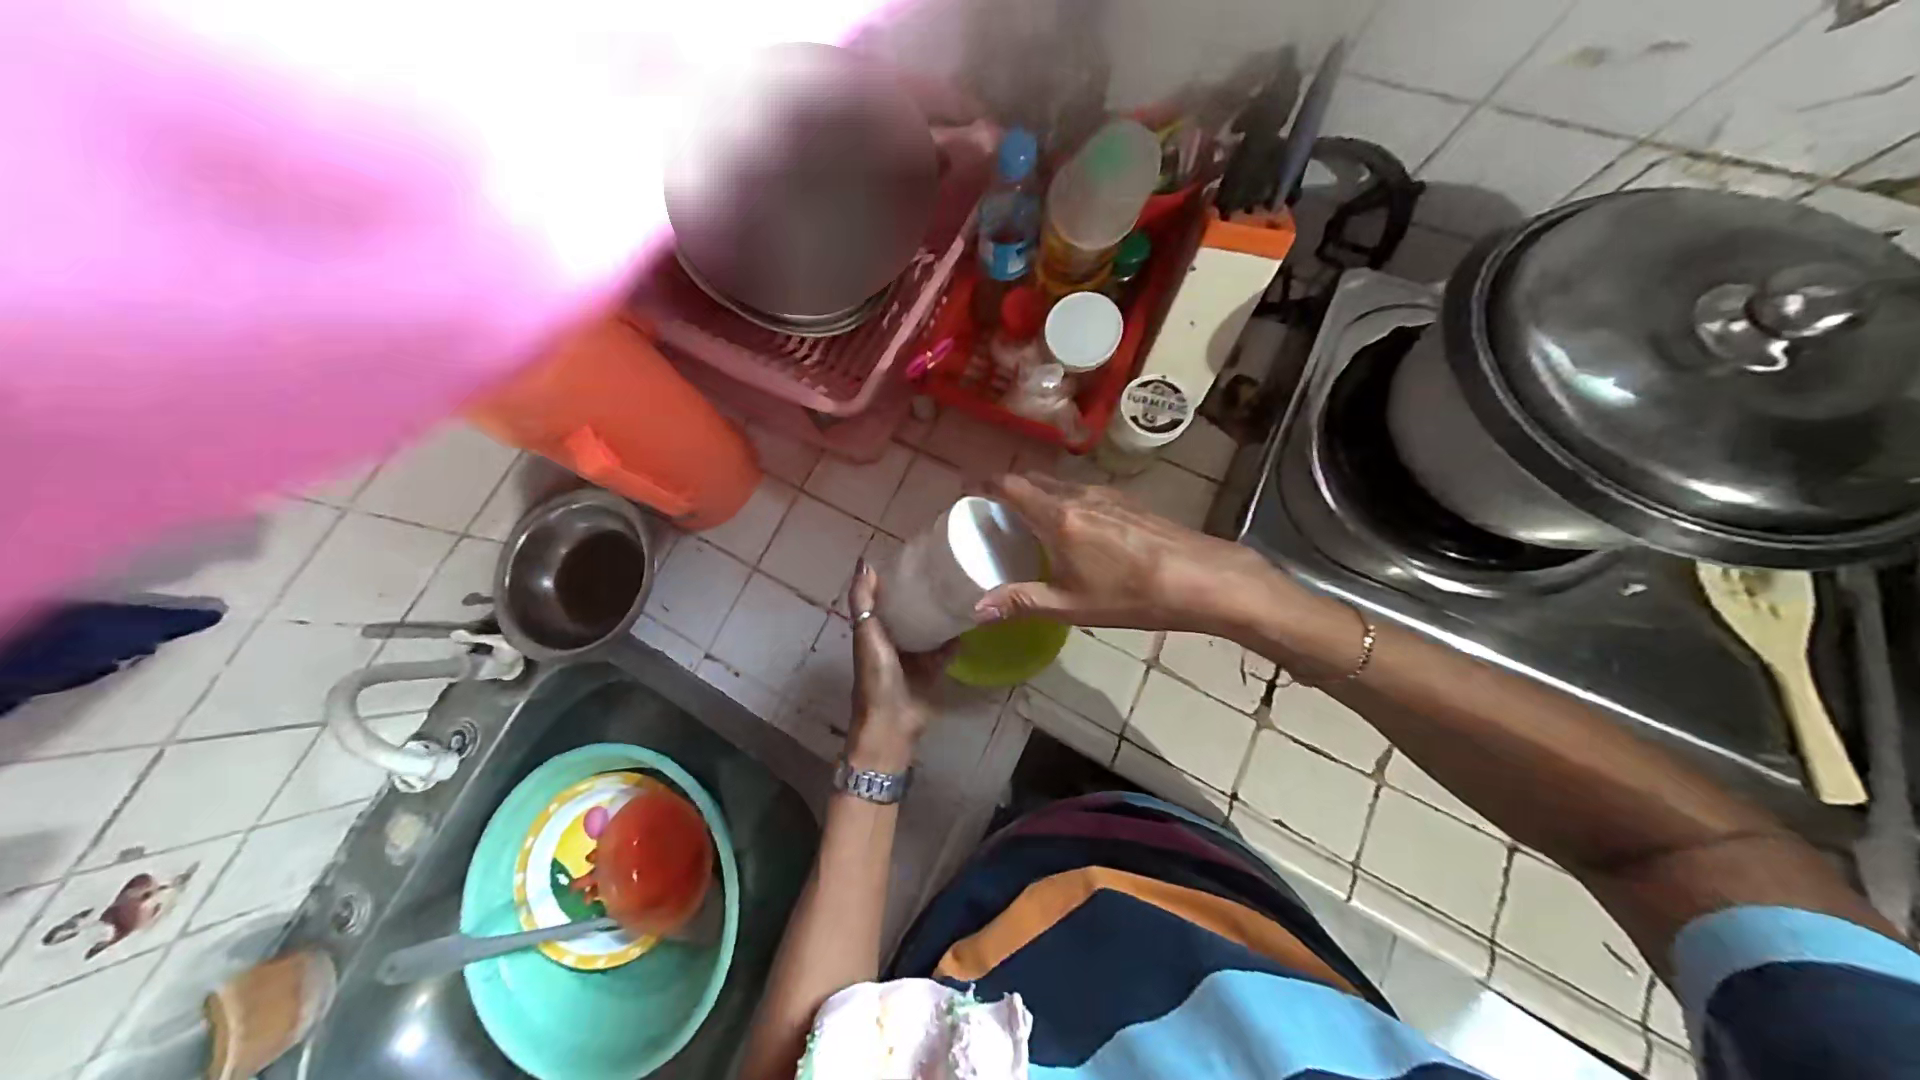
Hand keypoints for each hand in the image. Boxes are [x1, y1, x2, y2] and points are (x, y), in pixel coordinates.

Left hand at [846, 559, 952, 773]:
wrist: (893, 722)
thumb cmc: (876, 676)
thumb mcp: (866, 633)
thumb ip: (863, 601)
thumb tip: (865, 562)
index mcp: (873, 629)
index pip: (885, 597)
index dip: (896, 577)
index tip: (916, 554)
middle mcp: (894, 639)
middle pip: (910, 610)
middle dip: (924, 593)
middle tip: (946, 568)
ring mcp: (915, 656)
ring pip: (930, 627)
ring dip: (942, 613)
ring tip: (962, 589)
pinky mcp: (933, 669)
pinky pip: (947, 648)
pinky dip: (957, 637)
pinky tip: (970, 620)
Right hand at [975, 473, 1284, 635]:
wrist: (1201, 578)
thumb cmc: (1132, 595)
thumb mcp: (1071, 605)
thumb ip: (1022, 601)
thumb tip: (978, 608)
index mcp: (1058, 518)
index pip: (1010, 485)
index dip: (984, 483)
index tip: (968, 492)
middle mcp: (1078, 496)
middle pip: (1033, 479)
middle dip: (1009, 488)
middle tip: (994, 512)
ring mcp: (1106, 494)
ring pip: (1059, 484)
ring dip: (1038, 494)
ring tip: (1029, 521)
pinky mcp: (1127, 500)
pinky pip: (1082, 491)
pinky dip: (1064, 500)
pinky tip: (1074, 529)